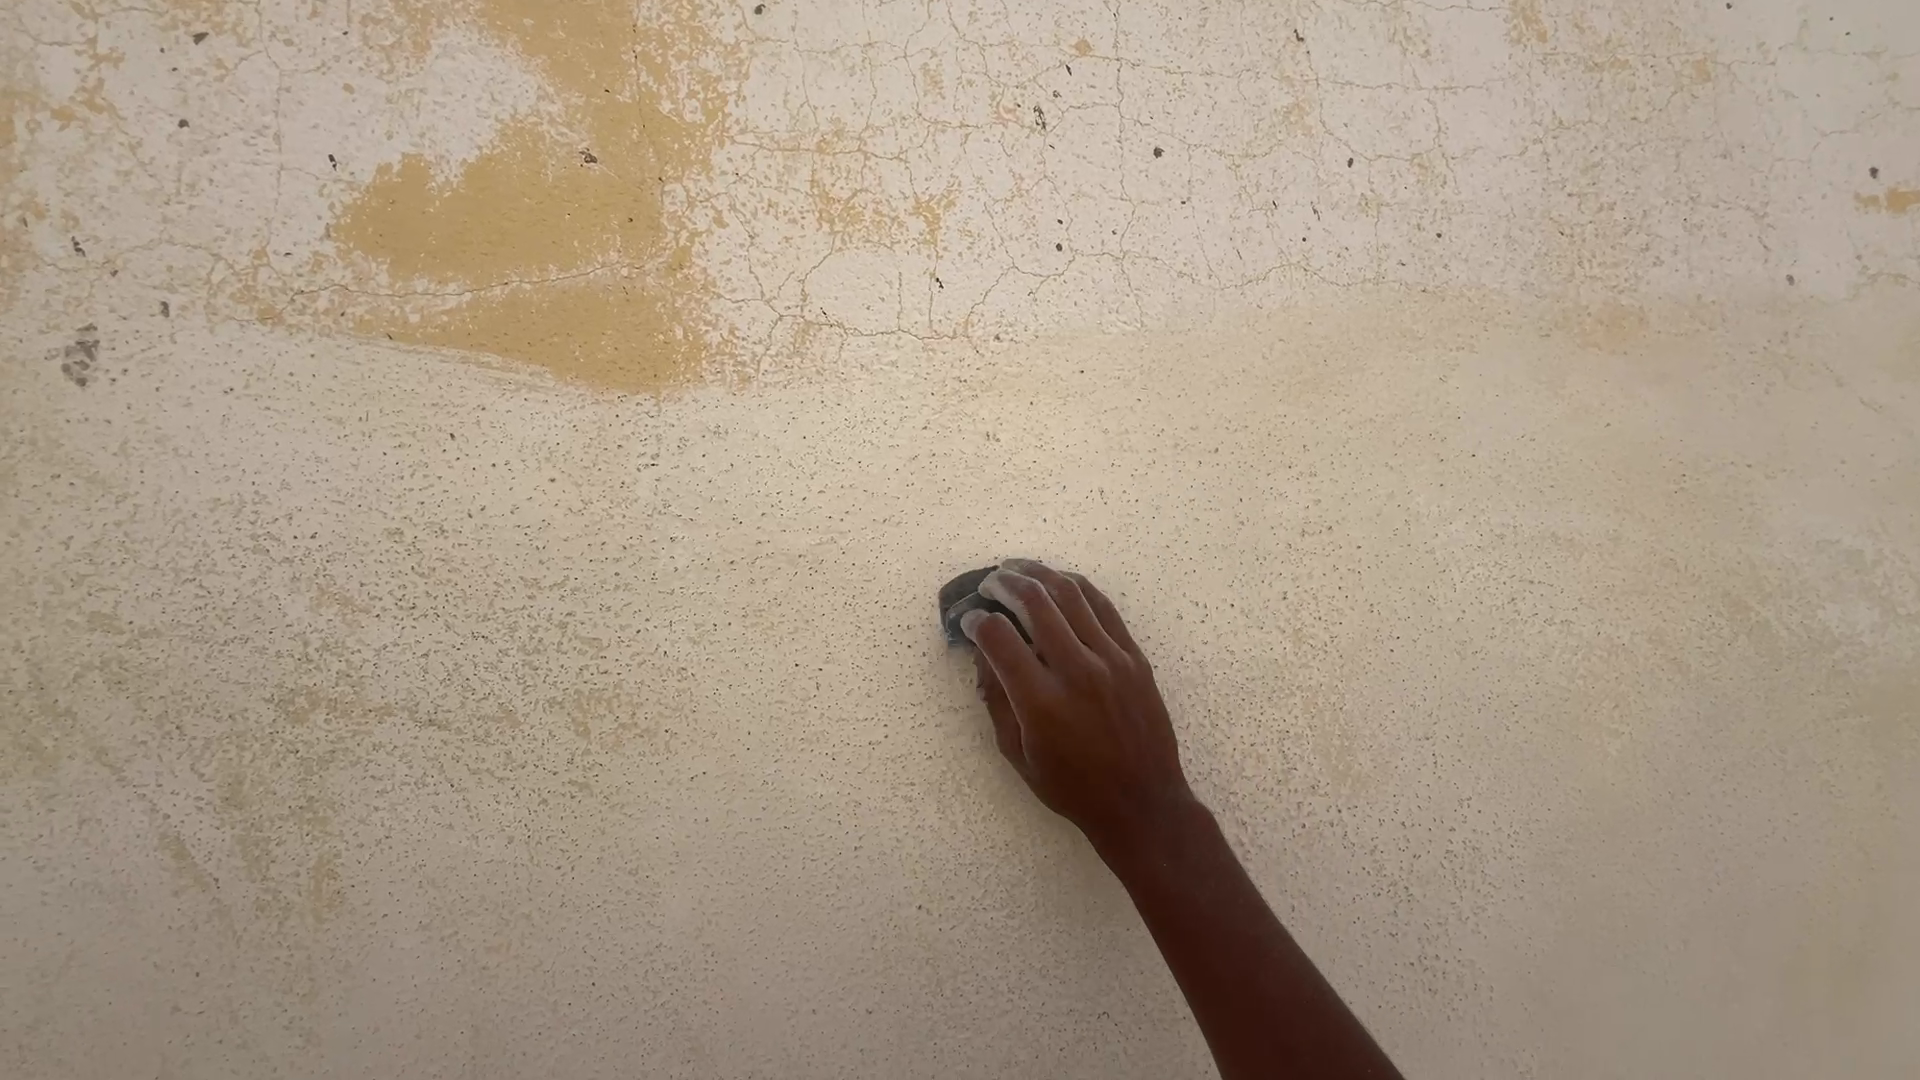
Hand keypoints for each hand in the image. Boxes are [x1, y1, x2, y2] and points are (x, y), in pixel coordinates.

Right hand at [964, 559, 1197, 851]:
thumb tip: (983, 654)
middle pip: (1035, 602)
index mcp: (1041, 702)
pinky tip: (1059, 581)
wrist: (1143, 803)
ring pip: (1070, 594)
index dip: (976, 622)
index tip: (968, 621)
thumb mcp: (1017, 754)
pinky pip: (1103, 607)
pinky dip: (1077, 587)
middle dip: (1004, 584)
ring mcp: (1111, 659)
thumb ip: (996, 699)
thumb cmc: (1072, 787)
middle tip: (989, 582)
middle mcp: (1077, 671)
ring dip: (1039, 573)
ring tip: (1017, 567)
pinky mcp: (1134, 656)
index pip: (999, 638)